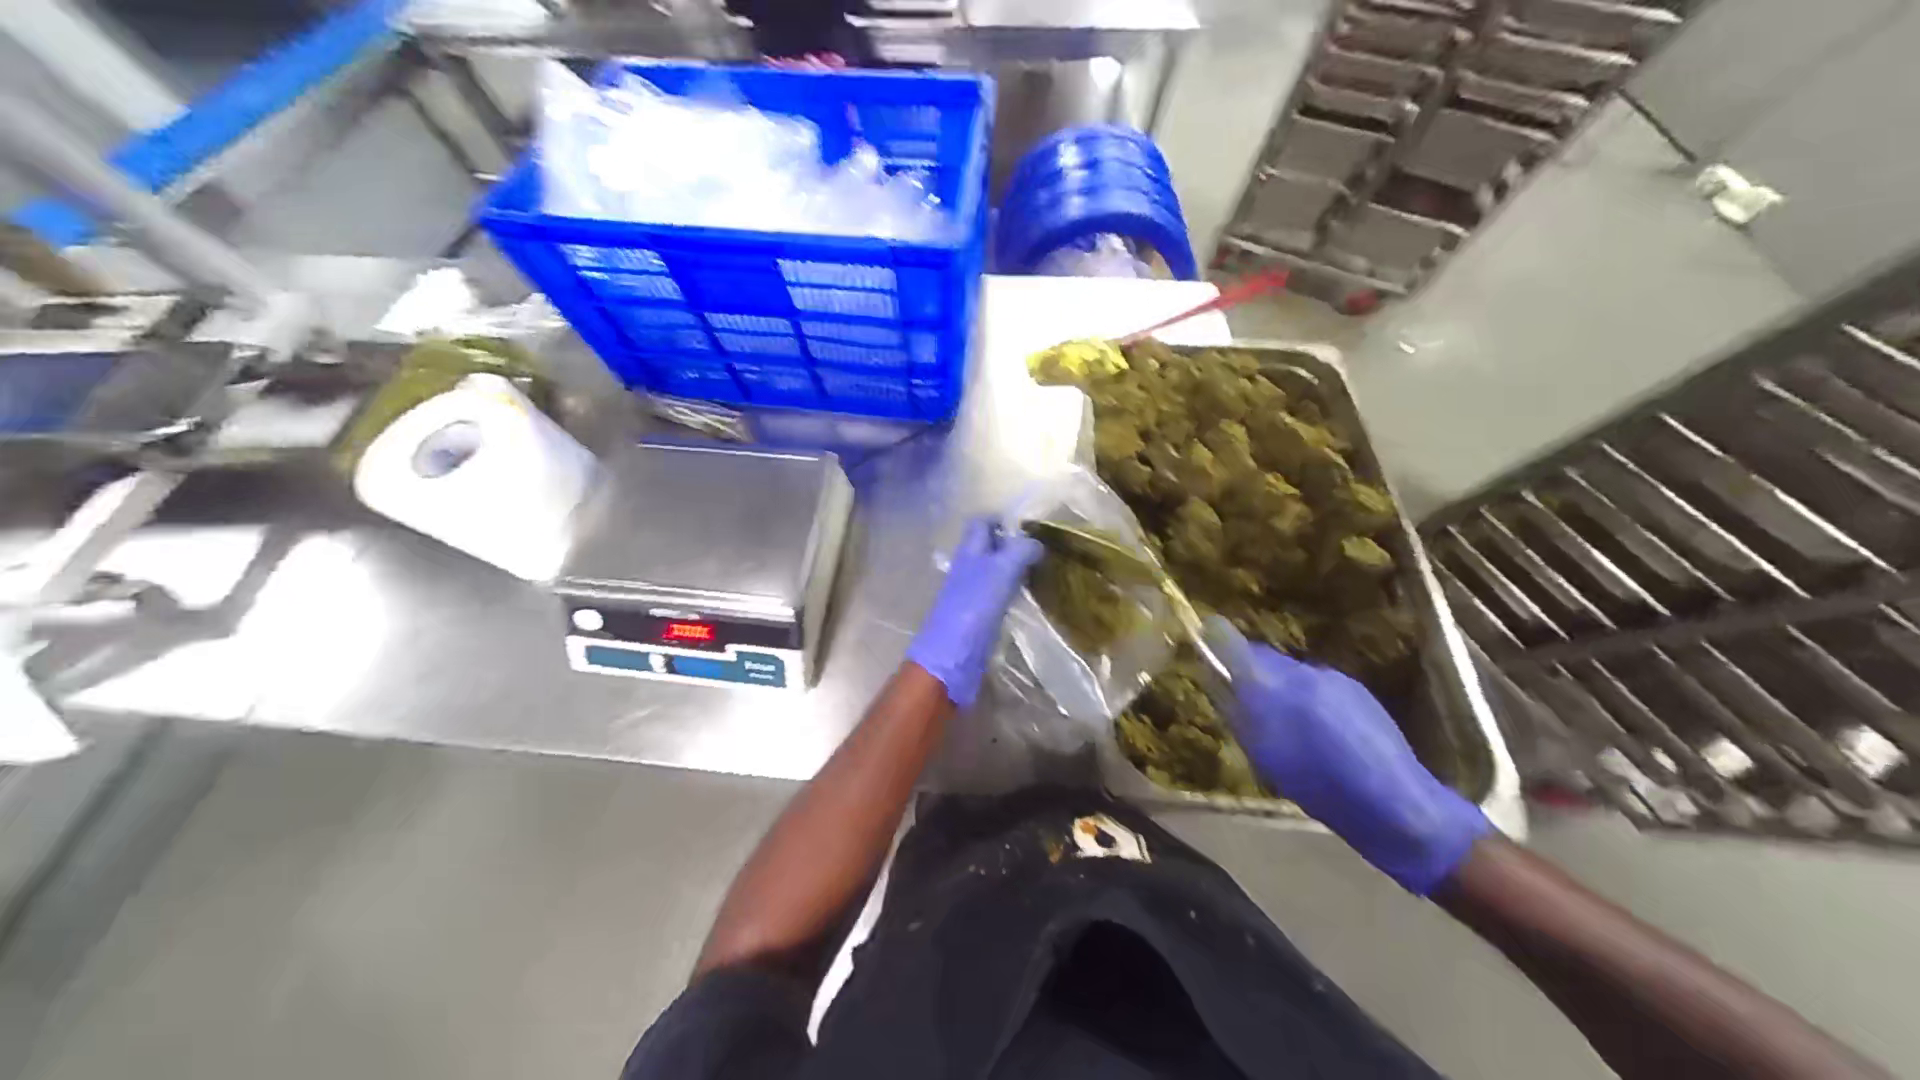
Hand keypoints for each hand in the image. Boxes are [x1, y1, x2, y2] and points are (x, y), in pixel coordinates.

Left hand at [906, 518, 1043, 708]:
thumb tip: (1036, 542)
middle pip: (988, 547)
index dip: (1003, 519)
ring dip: (1013, 568)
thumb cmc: (973, 610)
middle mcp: (967, 569)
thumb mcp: (1001, 572)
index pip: (982, 523)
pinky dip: (1011, 591)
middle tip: (1043, 548)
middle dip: (1012, 543)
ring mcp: (969, 595)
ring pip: (992, 571)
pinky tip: (1028, 597)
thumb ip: (1019, 551)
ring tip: (1042, 570)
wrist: (949, 660)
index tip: (1032, 524)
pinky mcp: (975, 618)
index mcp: (969, 552)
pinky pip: (995, 595)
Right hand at [1205, 617, 1489, 894]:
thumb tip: (1214, 678)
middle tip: (1236, 696)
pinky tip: (1313, 730)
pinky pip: (1317, 686)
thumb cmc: (1321, 789)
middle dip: (1247, 671)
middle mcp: (1308, 673)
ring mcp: (1337, 681)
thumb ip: (1237, 711)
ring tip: (1276, 720)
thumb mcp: (1265, 755)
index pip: (1237, 647)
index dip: (1218, 642)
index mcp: (1280, 686)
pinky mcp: (1359, 693)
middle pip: (1264, 659)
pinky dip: (1304, 698)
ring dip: (1276, 686)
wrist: (1401, 809)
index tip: (1203, 640)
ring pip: (1291, 673)